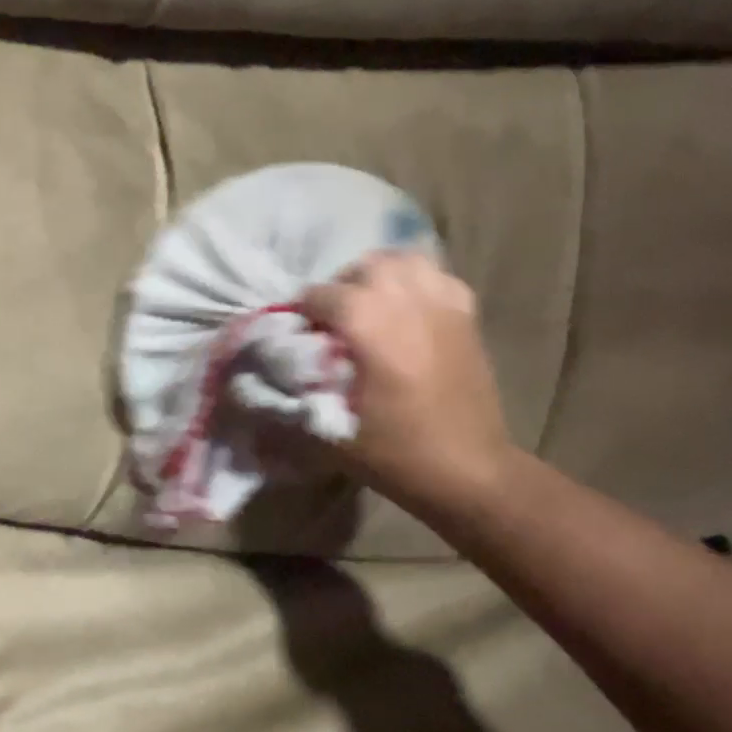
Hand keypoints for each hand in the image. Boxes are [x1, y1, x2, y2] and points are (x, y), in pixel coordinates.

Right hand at [299, 251, 516, 512]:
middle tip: (331, 322)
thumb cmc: (391, 451)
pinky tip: (404, 315)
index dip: (301, 316)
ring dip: (379, 278)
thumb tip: (264, 369)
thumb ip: (291, 391)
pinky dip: (415, 286)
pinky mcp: (467, 316)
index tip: (296, 340)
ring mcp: (444, 305)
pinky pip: (436, 278)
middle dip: (341, 288)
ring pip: (405, 262)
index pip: (318, 295)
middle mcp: (408, 301)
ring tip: (367, 309)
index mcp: (369, 324)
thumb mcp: (324, 428)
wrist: (466, 469)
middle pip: (364, 267)